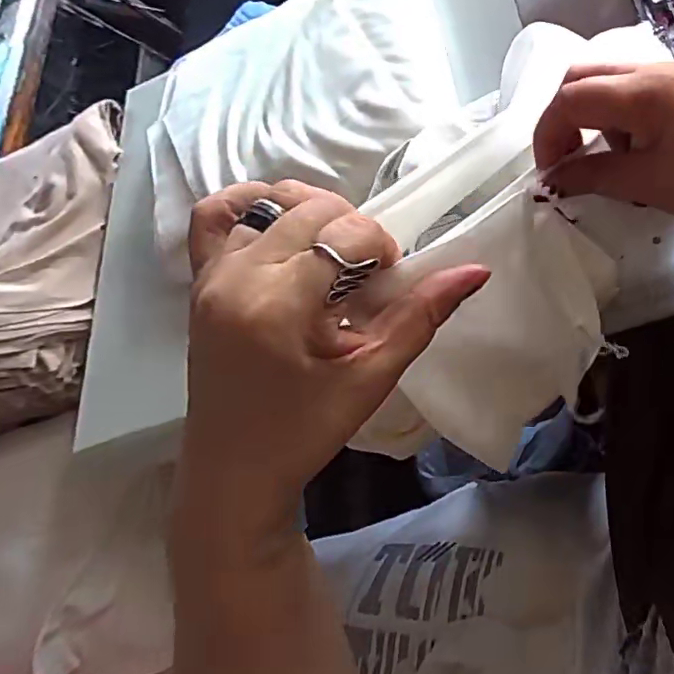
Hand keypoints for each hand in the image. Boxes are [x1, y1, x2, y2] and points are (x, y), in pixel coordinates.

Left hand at [177, 181, 487, 550]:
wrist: (233, 472)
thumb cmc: (305, 432)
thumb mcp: (371, 377)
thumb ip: (421, 316)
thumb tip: (476, 270)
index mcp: (277, 304)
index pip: (344, 233)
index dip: (380, 246)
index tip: (388, 282)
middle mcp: (236, 276)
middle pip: (310, 208)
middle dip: (353, 228)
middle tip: (366, 275)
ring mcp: (210, 274)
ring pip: (268, 201)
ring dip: (313, 213)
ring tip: (331, 253)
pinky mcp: (198, 280)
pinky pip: (214, 216)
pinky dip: (250, 205)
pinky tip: (280, 227)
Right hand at [533, 61, 673, 230]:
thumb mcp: (645, 184)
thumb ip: (590, 174)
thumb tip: (553, 178)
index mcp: (644, 91)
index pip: (571, 98)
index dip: (548, 134)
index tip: (549, 170)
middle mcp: (656, 69)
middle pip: (583, 76)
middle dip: (563, 116)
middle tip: (564, 157)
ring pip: (608, 79)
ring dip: (591, 114)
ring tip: (606, 157)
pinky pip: (635, 88)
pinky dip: (618, 113)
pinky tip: (635, 147)